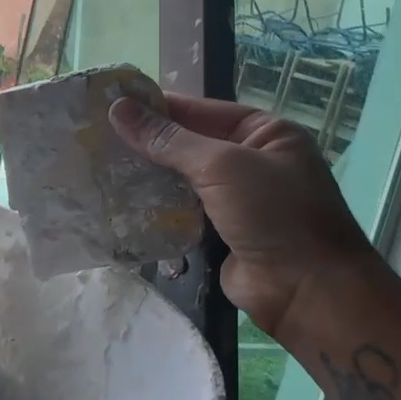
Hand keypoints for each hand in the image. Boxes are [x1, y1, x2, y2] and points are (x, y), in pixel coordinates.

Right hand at [107, 92, 382, 335]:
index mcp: (264, 133)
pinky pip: (178, 209)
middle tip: (91, 136)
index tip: (105, 104)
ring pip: (178, 178)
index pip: (198, 109)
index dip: (153, 107)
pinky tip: (115, 199)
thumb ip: (166, 139)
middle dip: (143, 143)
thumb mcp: (221, 165)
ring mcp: (235, 198)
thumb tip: (116, 108)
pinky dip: (152, 206)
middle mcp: (250, 161)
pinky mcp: (218, 230)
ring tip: (94, 165)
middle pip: (185, 143)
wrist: (309, 294)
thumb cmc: (276, 216)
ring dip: (144, 175)